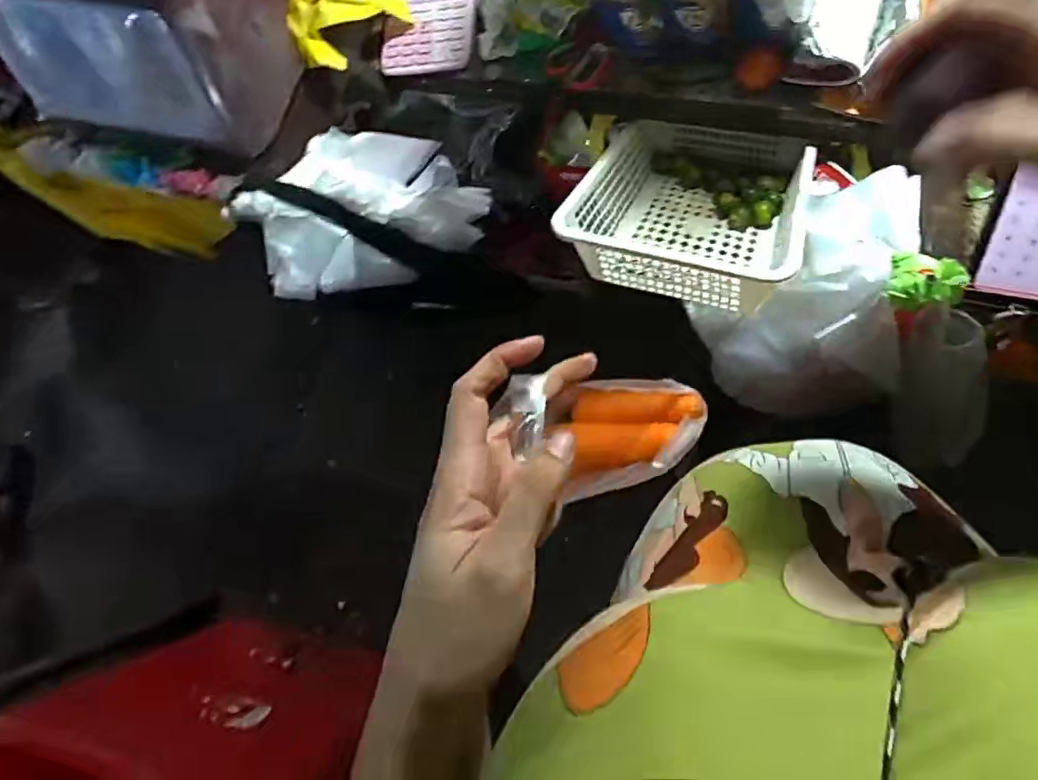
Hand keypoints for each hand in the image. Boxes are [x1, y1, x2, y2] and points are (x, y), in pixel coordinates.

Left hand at [383, 336, 595, 696]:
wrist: (436, 690)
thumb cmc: (460, 627)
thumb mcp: (503, 560)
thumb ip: (533, 495)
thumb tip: (564, 433)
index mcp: (460, 478)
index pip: (468, 400)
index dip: (498, 363)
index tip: (539, 346)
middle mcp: (473, 482)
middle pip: (506, 417)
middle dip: (545, 388)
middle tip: (593, 369)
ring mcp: (489, 508)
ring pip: (524, 451)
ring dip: (558, 427)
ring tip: (600, 409)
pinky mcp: (504, 532)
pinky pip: (533, 487)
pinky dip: (559, 470)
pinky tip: (586, 463)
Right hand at [874, 0, 1037, 231]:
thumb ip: (1005, 135)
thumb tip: (928, 144)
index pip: (979, 3)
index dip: (920, 33)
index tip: (882, 80)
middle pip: (969, 29)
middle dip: (919, 65)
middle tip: (883, 111)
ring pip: (975, 62)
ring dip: (935, 93)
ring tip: (909, 134)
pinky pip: (992, 93)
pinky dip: (960, 116)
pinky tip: (947, 147)